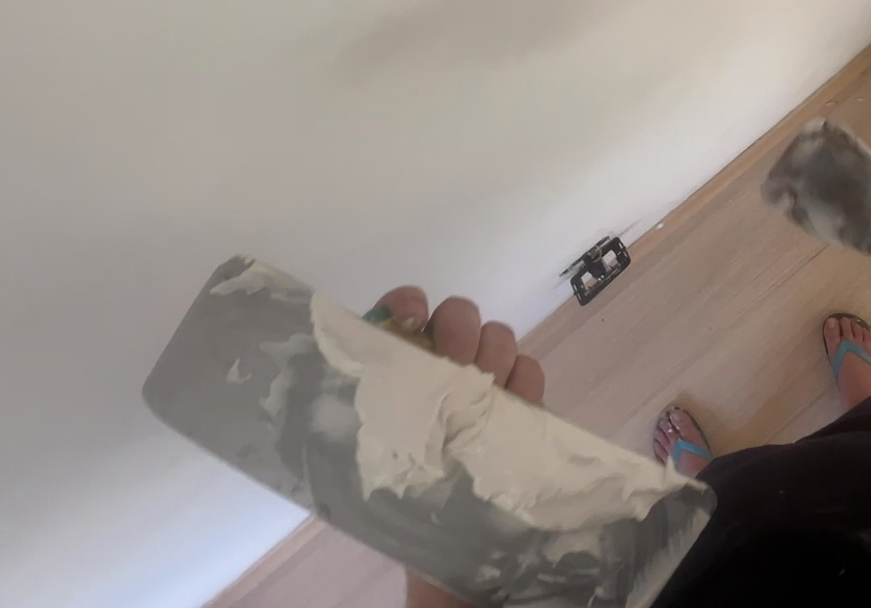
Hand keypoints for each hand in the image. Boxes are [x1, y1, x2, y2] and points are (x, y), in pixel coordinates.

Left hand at [373, 288, 544, 607]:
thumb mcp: (367, 462)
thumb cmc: (402, 508)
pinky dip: (525, 381)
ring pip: (497, 337)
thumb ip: (362, 416)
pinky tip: (515, 403)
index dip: (406, 304)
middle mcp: (444, 369)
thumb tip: (339, 378)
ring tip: (484, 390)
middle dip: (459, 326)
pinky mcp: (524, 406)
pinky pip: (531, 372)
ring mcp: (487, 384)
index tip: (411, 319)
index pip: (400, 315)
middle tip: (455, 359)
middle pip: (458, 315)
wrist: (452, 565)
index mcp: (400, 374)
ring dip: (493, 353)